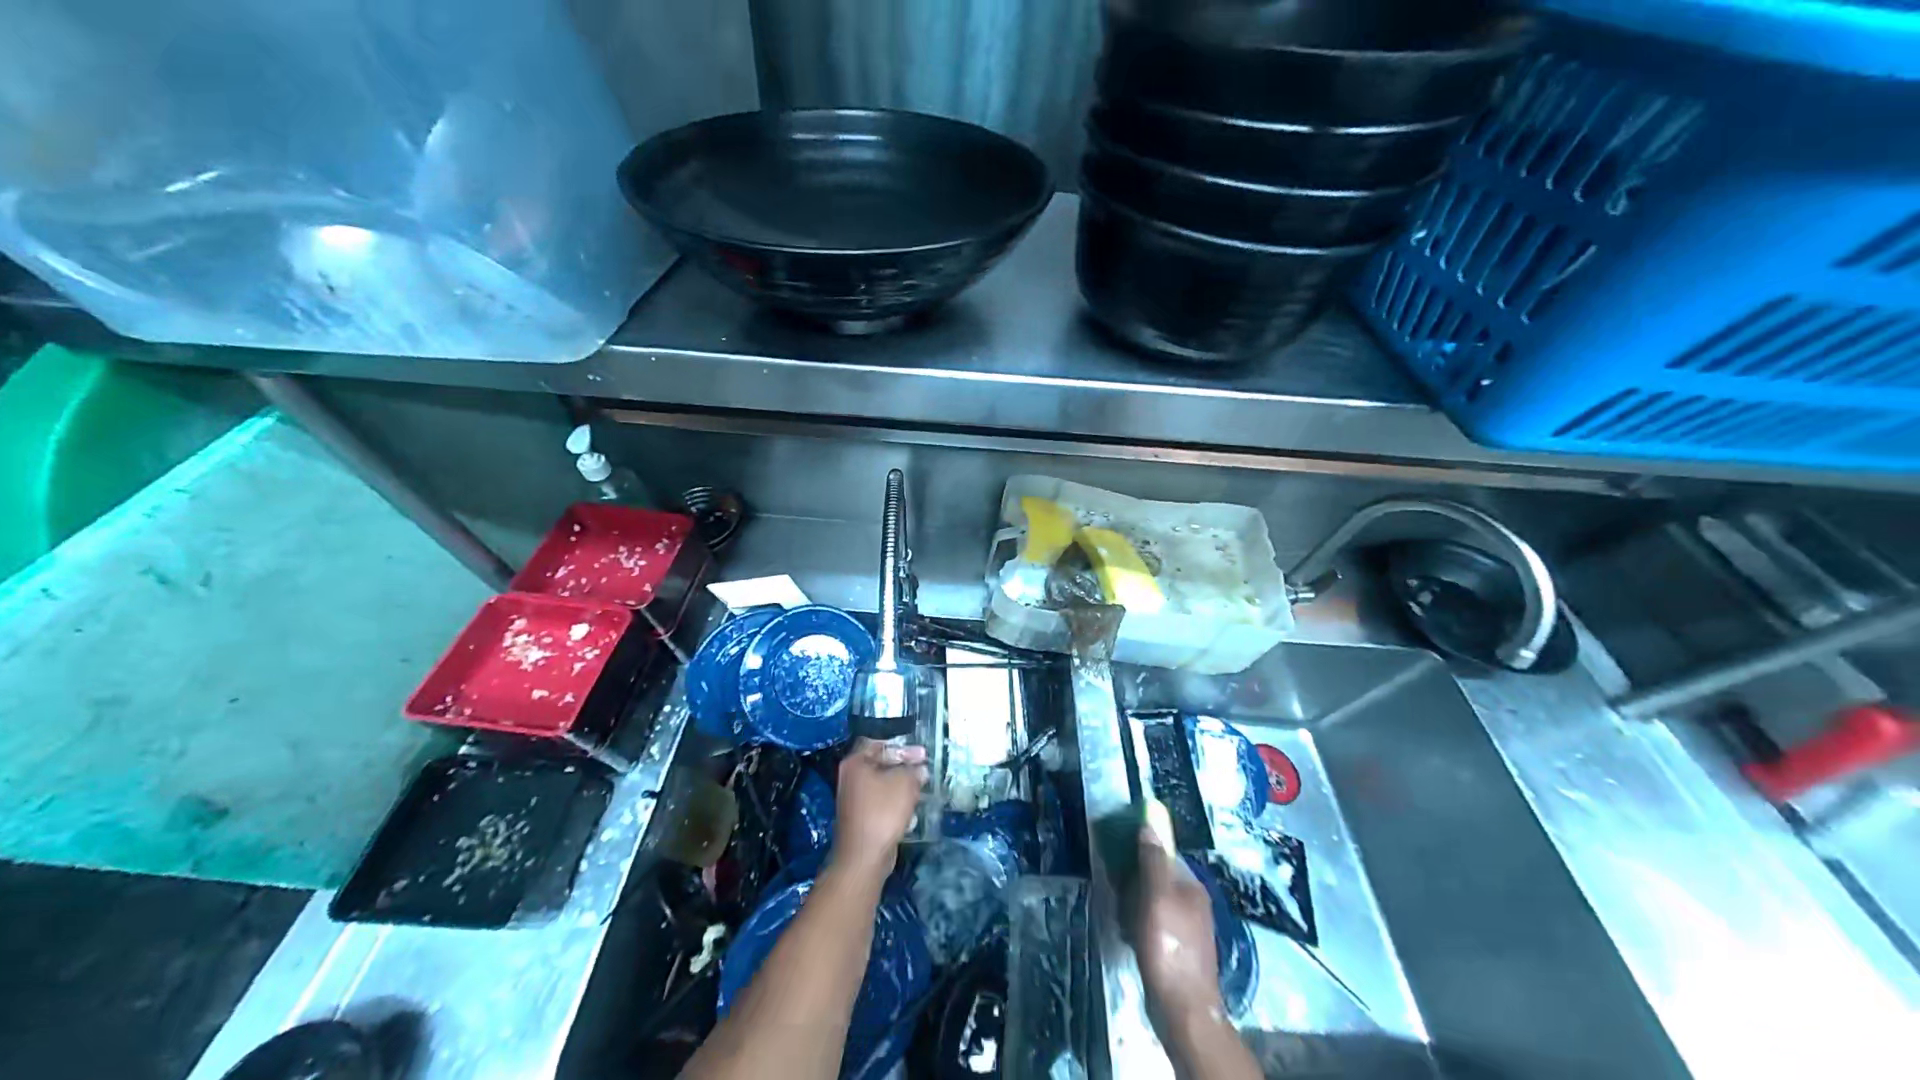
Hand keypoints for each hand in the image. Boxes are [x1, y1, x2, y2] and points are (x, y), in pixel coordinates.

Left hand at [831, 738, 928, 877]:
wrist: (864, 856)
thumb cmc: (882, 812)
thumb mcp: (905, 783)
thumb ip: (914, 771)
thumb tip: (920, 769)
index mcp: (855, 763)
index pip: (879, 743)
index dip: (902, 745)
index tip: (921, 752)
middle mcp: (851, 777)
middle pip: (880, 763)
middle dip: (904, 765)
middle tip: (924, 767)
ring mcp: (854, 799)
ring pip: (882, 784)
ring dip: (902, 784)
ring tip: (922, 786)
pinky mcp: (862, 817)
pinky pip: (881, 802)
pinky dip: (896, 802)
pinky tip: (912, 808)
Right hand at [1133, 819, 1224, 1026]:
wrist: (1183, 1009)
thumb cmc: (1168, 947)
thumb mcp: (1157, 897)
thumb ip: (1153, 861)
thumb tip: (1149, 824)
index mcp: (1192, 886)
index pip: (1163, 853)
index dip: (1139, 852)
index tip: (1116, 858)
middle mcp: (1192, 902)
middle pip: (1154, 877)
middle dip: (1132, 884)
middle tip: (1118, 895)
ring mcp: (1185, 927)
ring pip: (1149, 901)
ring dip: (1131, 906)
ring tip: (1121, 919)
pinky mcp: (1175, 948)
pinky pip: (1150, 924)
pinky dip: (1136, 926)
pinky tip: (1127, 936)